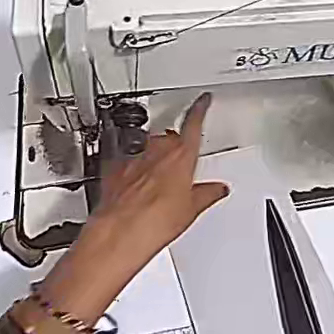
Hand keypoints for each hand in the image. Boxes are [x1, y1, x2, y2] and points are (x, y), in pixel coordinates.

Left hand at [38, 94, 228, 321]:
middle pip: (170, 137)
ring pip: (149, 148)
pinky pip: (128, 163)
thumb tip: (217, 189)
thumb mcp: (192, 209)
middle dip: (176, 146)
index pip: (194, 122)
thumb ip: (207, 193)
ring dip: (155, 158)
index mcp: (181, 155)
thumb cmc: (154, 221)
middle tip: (181, 165)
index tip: (203, 100)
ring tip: (158, 182)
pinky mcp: (115, 170)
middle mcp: (157, 151)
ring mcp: (135, 159)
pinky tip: (136, 188)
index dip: (200, 108)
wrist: (120, 233)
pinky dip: (134, 171)